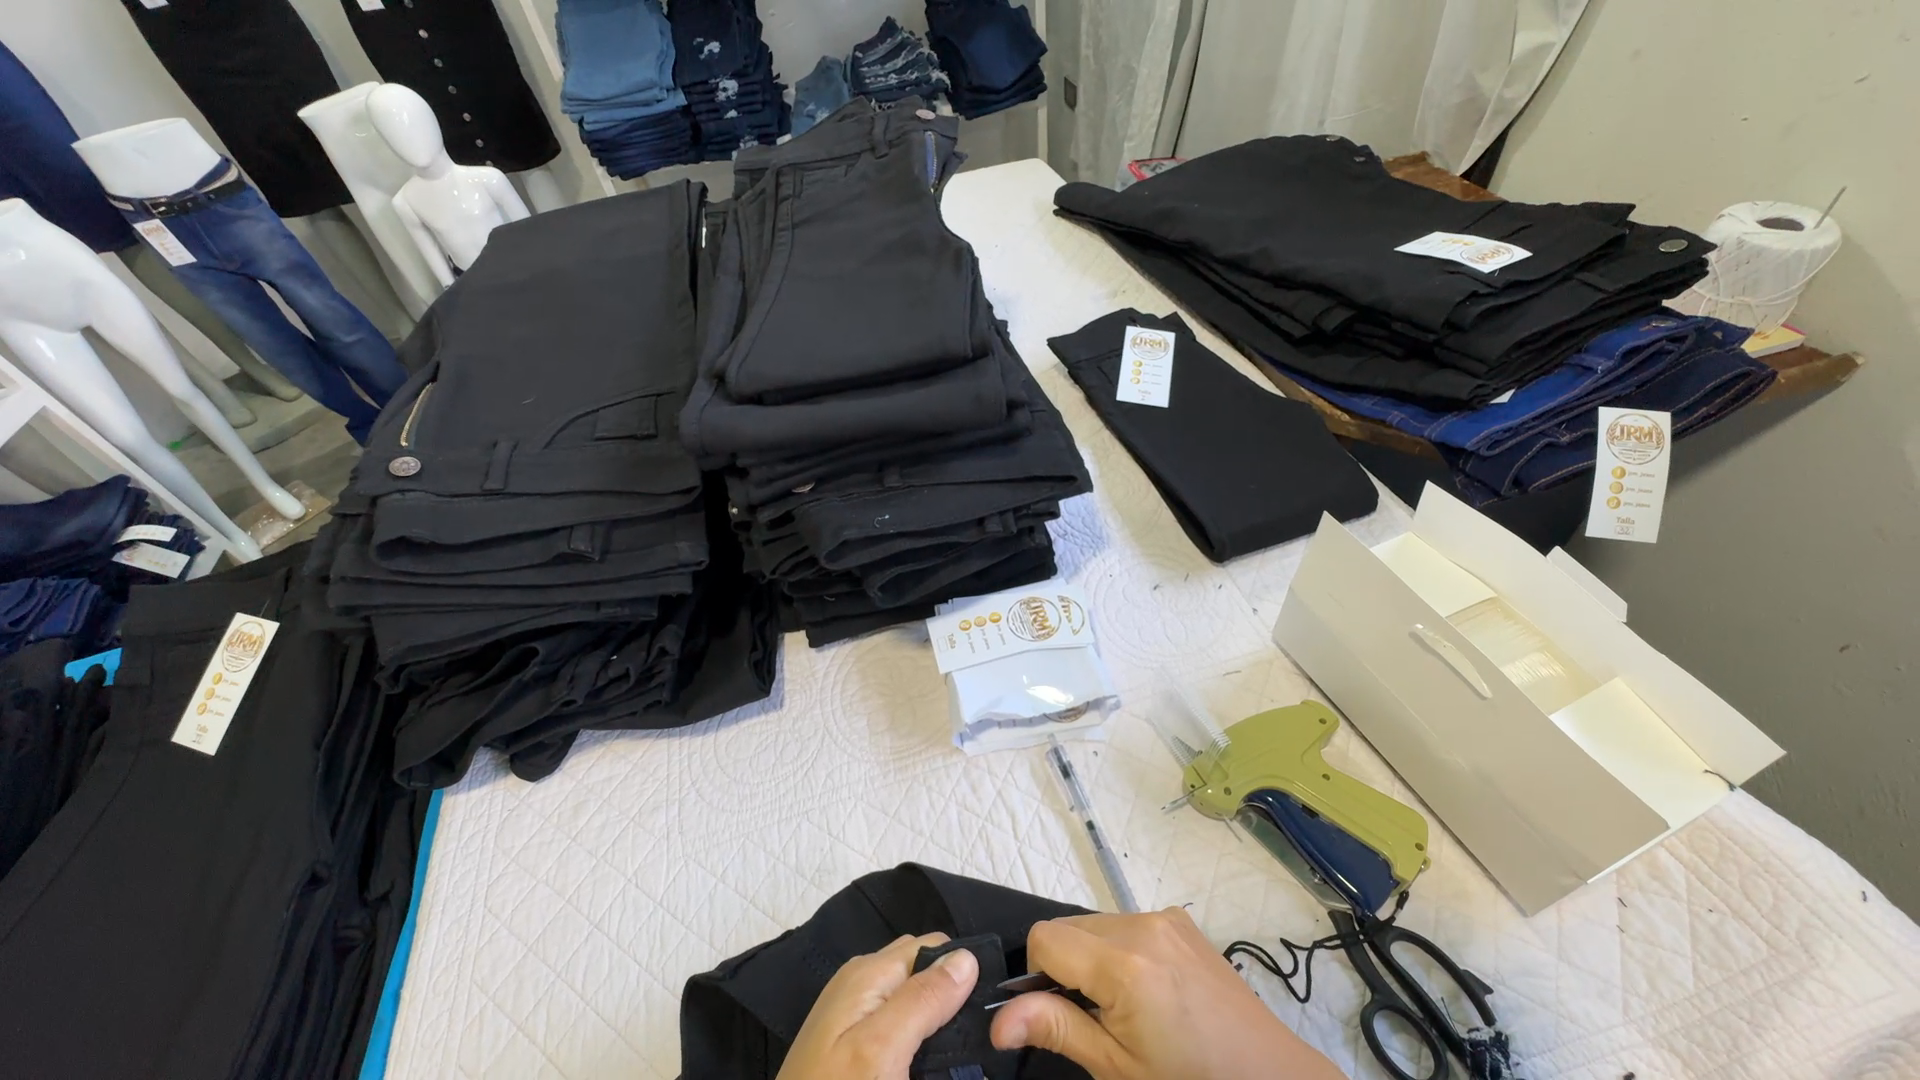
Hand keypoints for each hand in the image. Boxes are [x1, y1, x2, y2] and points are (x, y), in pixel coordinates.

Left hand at [777, 932, 980, 1079]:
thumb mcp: (881, 1049)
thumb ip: (922, 999)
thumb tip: (968, 956)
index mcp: (869, 972)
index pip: (934, 945)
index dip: (963, 970)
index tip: (987, 1008)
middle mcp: (864, 984)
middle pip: (926, 972)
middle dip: (954, 997)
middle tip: (978, 1039)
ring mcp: (859, 1016)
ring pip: (917, 1002)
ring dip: (941, 1024)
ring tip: (962, 1057)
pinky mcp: (859, 1046)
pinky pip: (902, 1027)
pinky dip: (922, 1041)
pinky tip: (933, 1065)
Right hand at [990, 909, 1345, 1079]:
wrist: (1273, 1079)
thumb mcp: (1118, 1068)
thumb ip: (1057, 1029)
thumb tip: (996, 1021)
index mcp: (1125, 963)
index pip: (1044, 938)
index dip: (1037, 977)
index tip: (1058, 1015)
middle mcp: (1143, 925)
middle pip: (1069, 927)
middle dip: (1065, 968)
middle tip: (1094, 1020)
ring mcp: (1166, 918)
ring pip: (1095, 925)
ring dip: (1091, 958)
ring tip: (1124, 1009)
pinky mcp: (1181, 921)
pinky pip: (1126, 924)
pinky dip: (1119, 950)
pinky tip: (1146, 991)